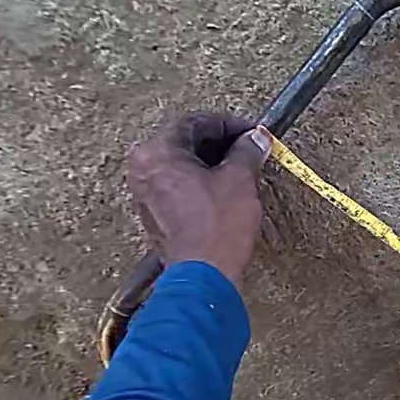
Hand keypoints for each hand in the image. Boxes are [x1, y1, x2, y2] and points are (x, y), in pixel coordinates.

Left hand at [126, 113, 271, 284]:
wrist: (204, 276)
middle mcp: (143, 169)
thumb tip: (256, 138)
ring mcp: (145, 193)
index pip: (195, 122)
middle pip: (184, 142)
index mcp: (157, 152)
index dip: (229, 124)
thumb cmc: (217, 228)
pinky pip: (176, 185)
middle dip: (219, 143)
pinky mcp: (153, 214)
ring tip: (240, 169)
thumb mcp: (240, 180)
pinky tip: (224, 188)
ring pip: (180, 164)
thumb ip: (247, 151)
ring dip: (210, 162)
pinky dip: (199, 181)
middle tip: (248, 148)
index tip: (251, 132)